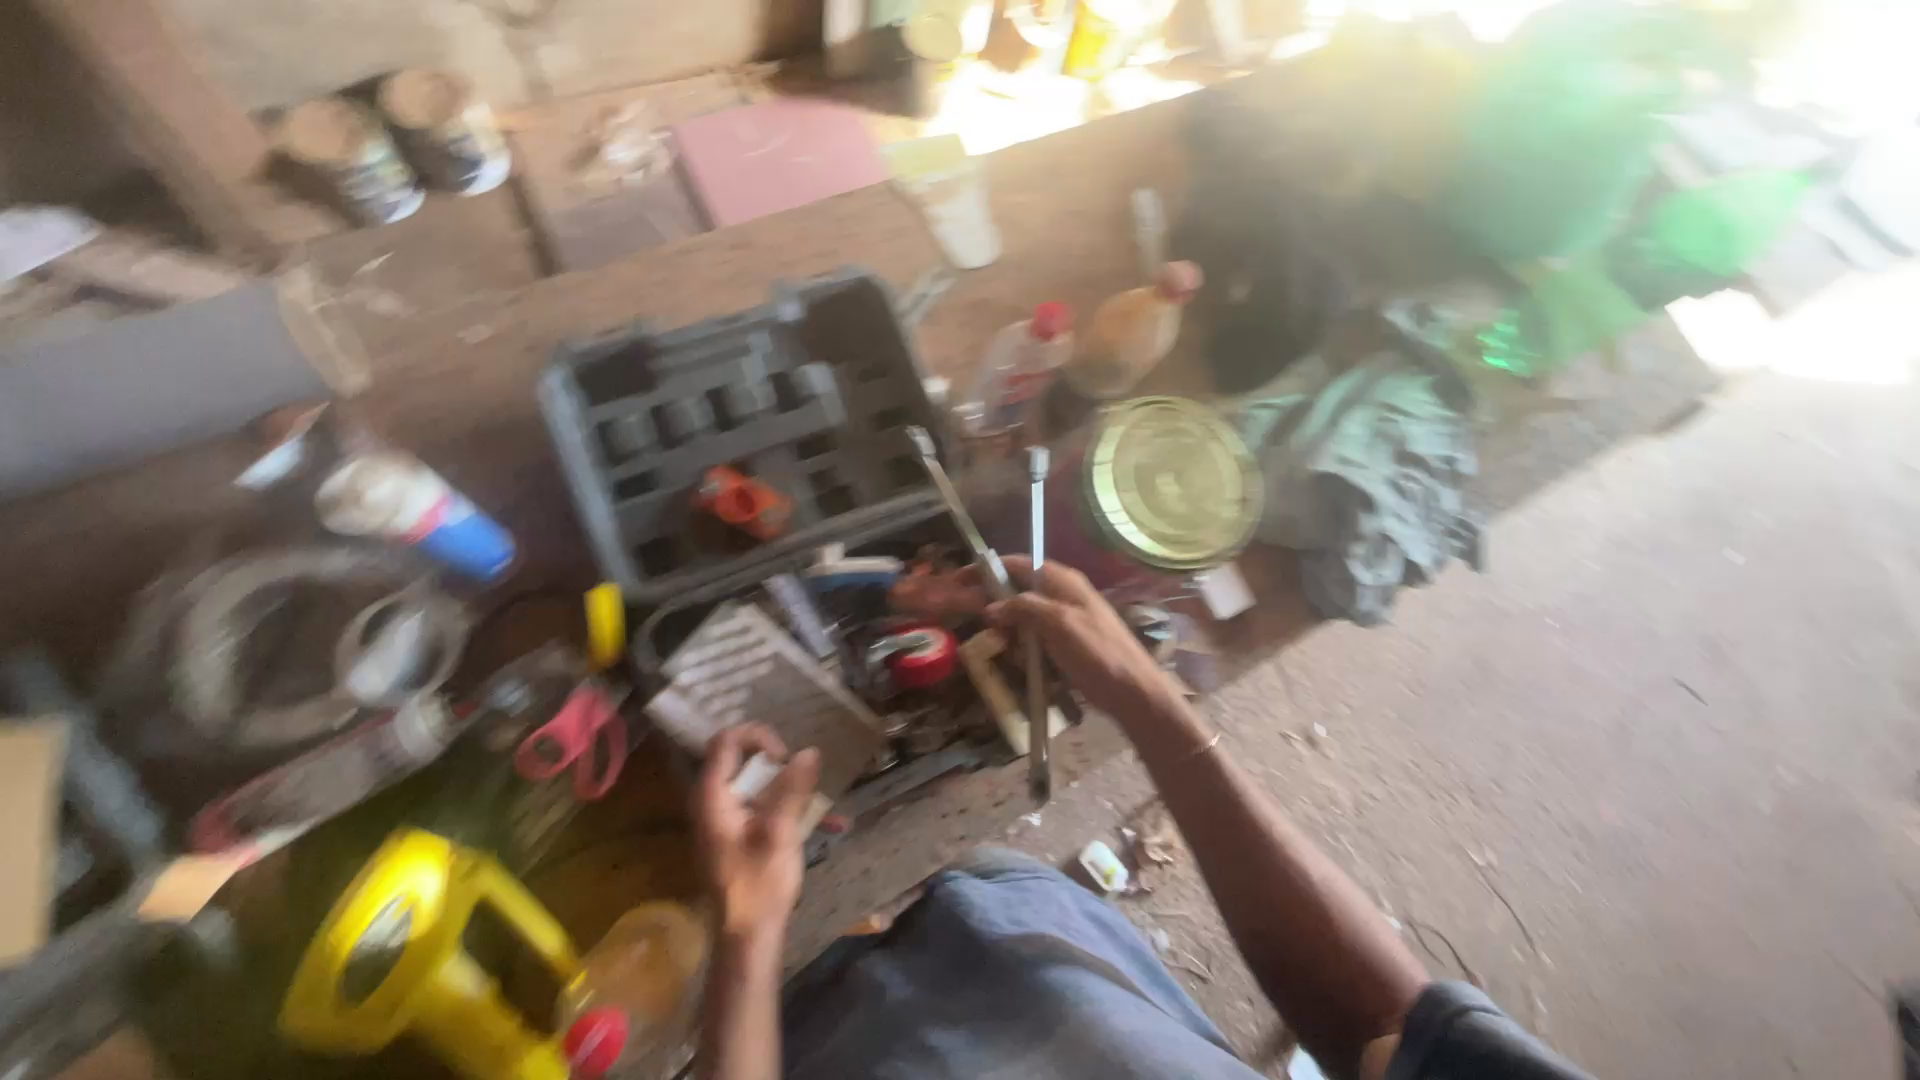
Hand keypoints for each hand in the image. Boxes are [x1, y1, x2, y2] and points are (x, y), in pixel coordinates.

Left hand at [693, 724, 819, 942]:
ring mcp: (722, 817)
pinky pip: (759, 803)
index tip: (785, 757)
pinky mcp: (735, 833)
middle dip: (775, 760)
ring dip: (785, 783)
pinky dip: (784, 804)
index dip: (757, 737)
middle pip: (738, 757)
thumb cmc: (758, 885)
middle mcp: (711, 801)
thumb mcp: (780, 833)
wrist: (747, 937)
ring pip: (752, 781)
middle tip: (802, 774)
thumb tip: (809, 751)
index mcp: (711, 797)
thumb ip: (793, 789)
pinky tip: (821, 820)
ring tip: (815, 798)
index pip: (726, 741)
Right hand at [985, 557, 1175, 719]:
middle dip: (998, 607)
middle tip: (987, 629)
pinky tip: (1024, 663)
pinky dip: (1024, 647)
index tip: (959, 580)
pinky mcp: (1066, 641)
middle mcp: (1061, 593)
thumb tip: (990, 607)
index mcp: (1061, 581)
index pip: (1017, 563)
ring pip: (1023, 617)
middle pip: (1017, 590)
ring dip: (1011, 632)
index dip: (988, 569)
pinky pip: (1034, 637)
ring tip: (1009, 651)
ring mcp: (1064, 618)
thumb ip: (1024, 609)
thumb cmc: (1097, 653)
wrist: (1133, 691)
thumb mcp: (1058, 625)